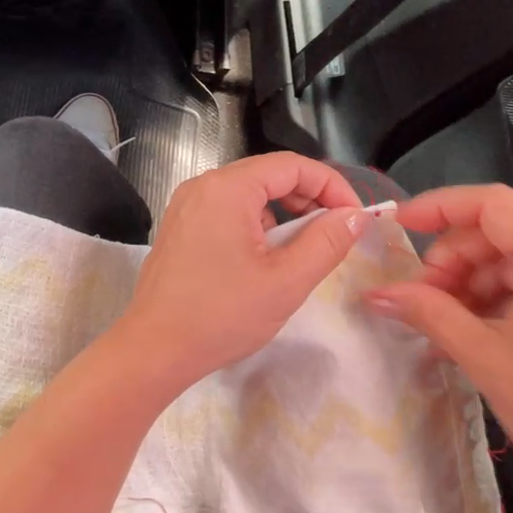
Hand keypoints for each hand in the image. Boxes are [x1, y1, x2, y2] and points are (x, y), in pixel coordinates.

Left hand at [115, 153, 366, 391]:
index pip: (291, 165)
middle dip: (309, 198)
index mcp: (226, 188)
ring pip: (248, 193)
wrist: (156, 346)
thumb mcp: (286, 281)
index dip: (331, 185)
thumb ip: (325, 242)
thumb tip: (355, 215)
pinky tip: (266, 258)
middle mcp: (202, 185)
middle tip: (336, 234)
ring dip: (283, 213)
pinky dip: (255, 224)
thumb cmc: (222, 313)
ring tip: (303, 251)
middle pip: (268, 174)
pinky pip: (227, 210)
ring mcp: (186, 205)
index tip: (356, 217)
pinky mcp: (181, 226)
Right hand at [366, 185, 512, 512]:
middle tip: (423, 299)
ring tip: (452, 326)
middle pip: (509, 234)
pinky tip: (490, 339)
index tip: (399, 226)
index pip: (493, 204)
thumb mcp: (487, 361)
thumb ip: (428, 313)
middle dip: (456, 259)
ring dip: (482, 284)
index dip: (439, 207)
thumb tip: (377, 294)